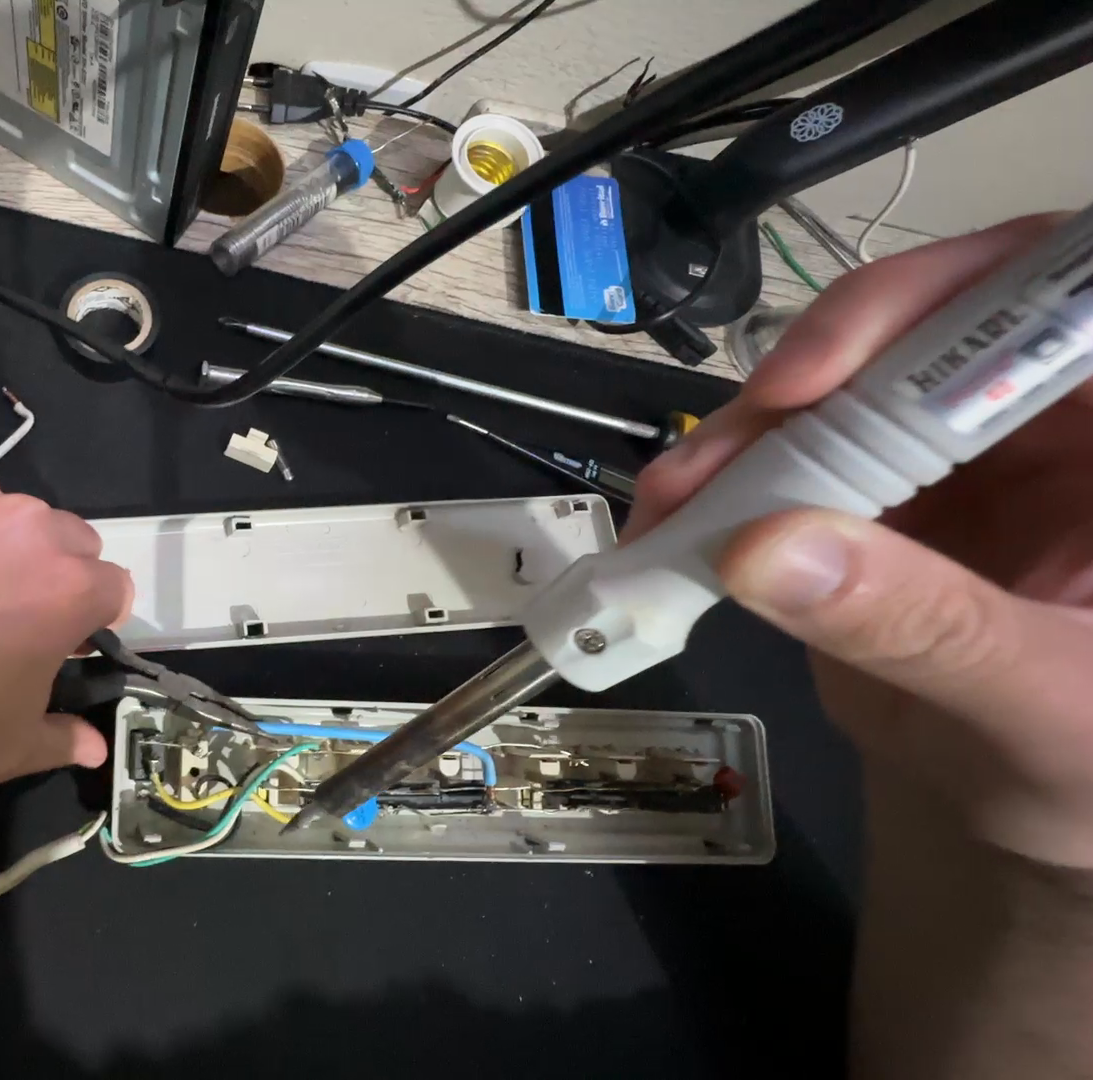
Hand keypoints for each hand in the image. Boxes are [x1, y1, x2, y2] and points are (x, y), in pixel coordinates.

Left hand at [0, 458, 132, 816]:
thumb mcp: (0, 749)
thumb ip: (62, 740)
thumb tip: (95, 746)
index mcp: (68, 587)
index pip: (115, 588)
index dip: (90, 621)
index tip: (58, 642)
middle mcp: (31, 525)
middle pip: (72, 541)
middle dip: (54, 575)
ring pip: (10, 514)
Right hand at [629, 215, 1092, 868]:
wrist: (1029, 802)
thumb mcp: (1046, 708)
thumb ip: (924, 625)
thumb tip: (758, 548)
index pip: (1068, 306)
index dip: (944, 304)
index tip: (813, 379)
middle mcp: (1052, 424)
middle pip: (923, 334)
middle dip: (795, 388)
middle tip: (708, 460)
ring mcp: (953, 453)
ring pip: (828, 394)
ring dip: (732, 442)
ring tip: (666, 505)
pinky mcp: (867, 488)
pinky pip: (778, 456)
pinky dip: (711, 485)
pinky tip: (668, 525)